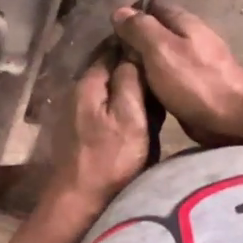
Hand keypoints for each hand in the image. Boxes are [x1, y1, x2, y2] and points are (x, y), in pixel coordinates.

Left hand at [49, 54, 150, 202]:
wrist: (80, 199)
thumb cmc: (110, 158)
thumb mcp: (129, 116)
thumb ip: (130, 79)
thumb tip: (133, 49)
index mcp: (90, 82)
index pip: (113, 46)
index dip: (137, 43)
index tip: (160, 45)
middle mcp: (80, 90)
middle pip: (111, 66)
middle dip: (134, 64)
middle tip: (163, 68)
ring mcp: (79, 109)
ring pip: (110, 86)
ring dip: (130, 86)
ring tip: (156, 90)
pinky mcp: (83, 128)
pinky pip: (108, 105)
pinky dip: (124, 104)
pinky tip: (140, 115)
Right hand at [113, 0, 242, 144]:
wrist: (235, 117)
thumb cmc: (196, 81)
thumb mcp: (160, 49)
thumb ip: (140, 29)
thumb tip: (120, 11)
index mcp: (183, 22)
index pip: (151, 5)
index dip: (130, 15)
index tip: (112, 34)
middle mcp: (189, 37)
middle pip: (154, 32)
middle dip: (133, 43)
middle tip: (111, 61)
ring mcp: (194, 62)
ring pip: (159, 57)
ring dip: (143, 66)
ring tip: (121, 78)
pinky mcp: (195, 86)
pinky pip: (167, 78)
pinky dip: (154, 83)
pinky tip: (141, 93)